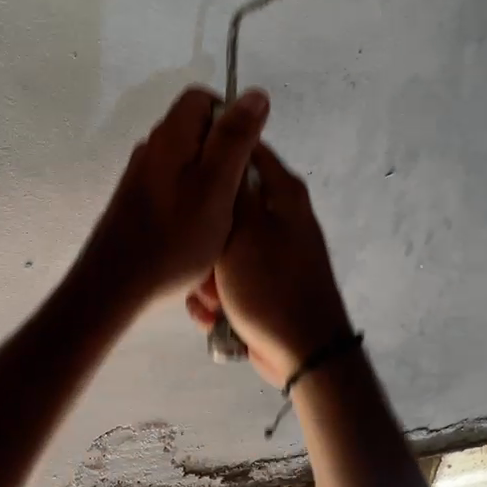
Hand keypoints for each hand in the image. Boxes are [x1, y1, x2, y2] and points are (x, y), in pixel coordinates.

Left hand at [79, 85, 270, 305]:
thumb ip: (235, 139)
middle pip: (198, 136)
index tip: (245, 156)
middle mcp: (152, 151)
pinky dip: (194, 212)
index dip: (231, 119)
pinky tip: (201, 242)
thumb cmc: (173, 238)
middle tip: (238, 197)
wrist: (115, 286)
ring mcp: (142, 179)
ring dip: (212, 193)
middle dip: (225, 161)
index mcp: (170, 138)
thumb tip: (255, 94)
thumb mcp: (216, 186)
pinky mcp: (139, 205)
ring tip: (222, 226)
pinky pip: (176, 195)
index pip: (202, 100)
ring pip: (190, 170)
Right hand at [186, 141, 352, 385]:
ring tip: (207, 298)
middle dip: (202, 238)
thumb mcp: (243, 229)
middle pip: (224, 208)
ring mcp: (270, 254)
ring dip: (206, 276)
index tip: (183, 176)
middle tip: (197, 259)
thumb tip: (234, 134)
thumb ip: (231, 186)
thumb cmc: (270, 284)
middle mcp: (278, 217)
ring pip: (219, 249)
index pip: (243, 152)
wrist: (303, 352)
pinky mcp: (262, 285)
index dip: (212, 158)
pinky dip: (216, 298)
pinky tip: (211, 315)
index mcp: (281, 194)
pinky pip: (227, 280)